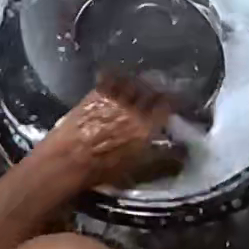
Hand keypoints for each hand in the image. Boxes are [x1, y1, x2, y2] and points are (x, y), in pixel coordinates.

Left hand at [35, 77, 172, 188]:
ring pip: (134, 82)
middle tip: (159, 93)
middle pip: (152, 90)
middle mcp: (133, 107)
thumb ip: (162, 158)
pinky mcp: (98, 91)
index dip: (174, 102)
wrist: (67, 159)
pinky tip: (120, 80)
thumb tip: (181, 152)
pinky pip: (114, 78)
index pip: (167, 105)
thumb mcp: (138, 168)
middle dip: (158, 90)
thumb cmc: (102, 170)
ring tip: (140, 85)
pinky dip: (120, 78)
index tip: (176, 102)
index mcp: (146, 126)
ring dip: (140, 83)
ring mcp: (115, 96)